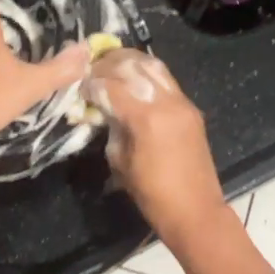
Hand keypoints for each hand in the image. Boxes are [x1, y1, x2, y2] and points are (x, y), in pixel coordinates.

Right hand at [83, 49, 224, 237]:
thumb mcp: (120, 162)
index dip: (91, 83)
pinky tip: (132, 82)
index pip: (111, 86)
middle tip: (92, 68)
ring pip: (154, 66)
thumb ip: (112, 130)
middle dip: (109, 63)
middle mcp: (166, 102)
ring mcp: (182, 103)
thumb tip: (104, 113)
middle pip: (134, 65)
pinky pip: (166, 81)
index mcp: (146, 117)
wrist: (195, 210)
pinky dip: (147, 75)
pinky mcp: (191, 110)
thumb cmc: (152, 194)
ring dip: (130, 63)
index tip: (78, 87)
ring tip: (111, 67)